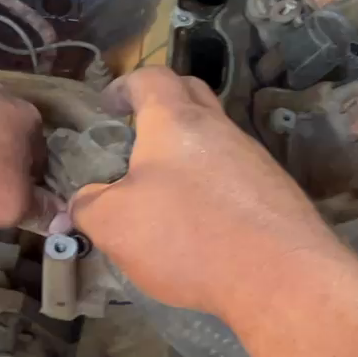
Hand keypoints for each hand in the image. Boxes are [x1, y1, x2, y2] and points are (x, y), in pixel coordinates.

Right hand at [69, 67, 338, 316]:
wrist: (283, 277)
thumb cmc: (187, 235)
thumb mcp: (115, 225)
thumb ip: (88, 207)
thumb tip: (74, 206)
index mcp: (175, 121)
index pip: (151, 78)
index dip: (125, 86)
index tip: (107, 106)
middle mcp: (218, 128)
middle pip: (191, 95)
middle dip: (161, 104)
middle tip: (136, 133)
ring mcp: (254, 159)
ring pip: (215, 138)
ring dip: (188, 150)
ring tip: (163, 187)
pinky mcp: (275, 194)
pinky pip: (235, 174)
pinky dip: (212, 185)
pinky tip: (201, 222)